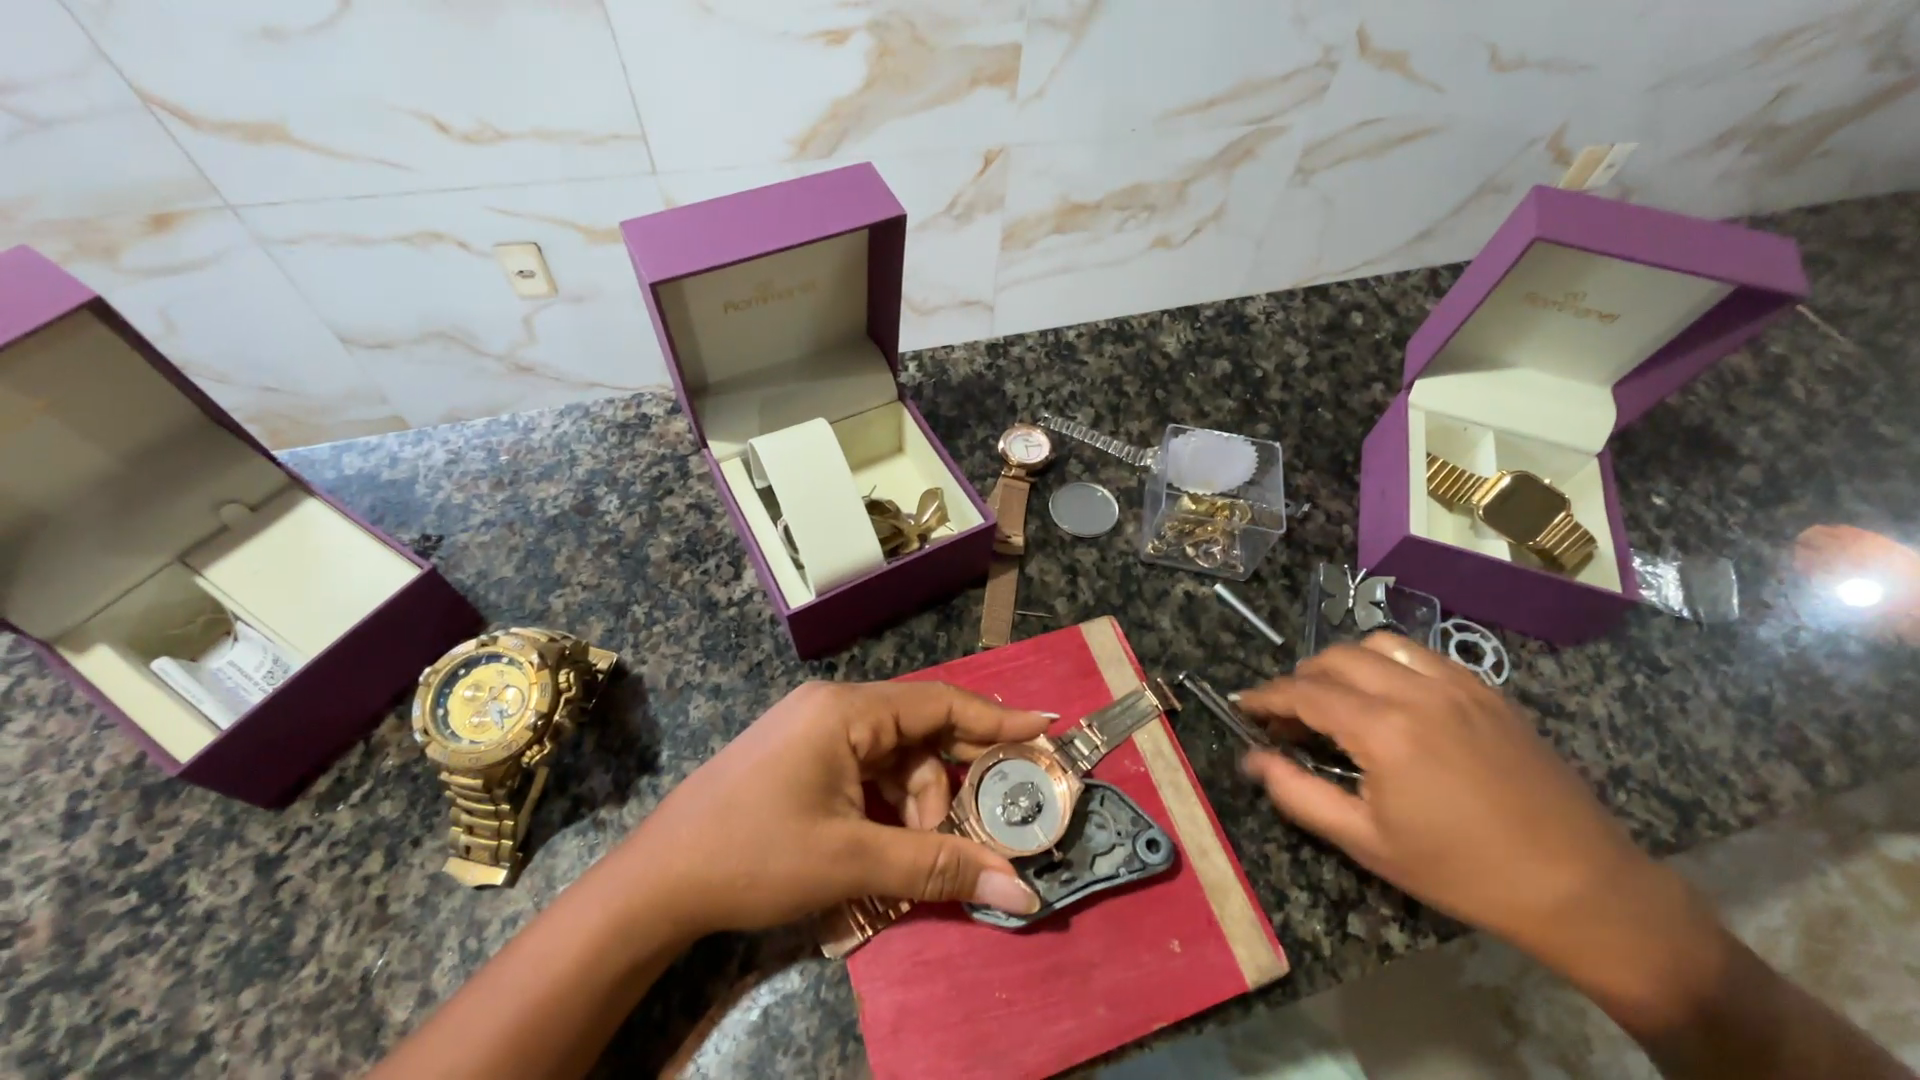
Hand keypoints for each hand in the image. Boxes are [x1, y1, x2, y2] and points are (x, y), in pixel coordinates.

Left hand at [611, 680, 1046, 938]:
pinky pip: (863, 776)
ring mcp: (812, 734)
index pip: (939, 703)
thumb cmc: (754, 857)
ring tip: (906, 859)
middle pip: (917, 736)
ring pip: (891, 763)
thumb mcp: (852, 861)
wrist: (656, 882)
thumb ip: (938, 868)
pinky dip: (883, 810)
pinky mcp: (799, 761)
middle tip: (977, 830)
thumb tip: (1020, 891)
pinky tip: (881, 850)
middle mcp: (832, 710)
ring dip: (912, 809)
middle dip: (947, 787)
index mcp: (846, 712)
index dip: (996, 718)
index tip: (1045, 726)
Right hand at [1237, 633, 1660, 955]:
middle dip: (1300, 680)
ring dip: (1344, 664)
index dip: (1266, 697)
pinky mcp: (1489, 691)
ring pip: (1379, 645)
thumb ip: (1299, 794)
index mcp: (1384, 730)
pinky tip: (1392, 700)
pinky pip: (1423, 655)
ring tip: (1337, 701)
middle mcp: (1417, 691)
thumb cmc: (1461, 872)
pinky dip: (1390, 664)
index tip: (1244, 707)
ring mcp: (1459, 685)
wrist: (1576, 882)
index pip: (1304, 692)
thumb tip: (1252, 760)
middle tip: (1289, 718)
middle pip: (1336, 658)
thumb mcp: (1366, 842)